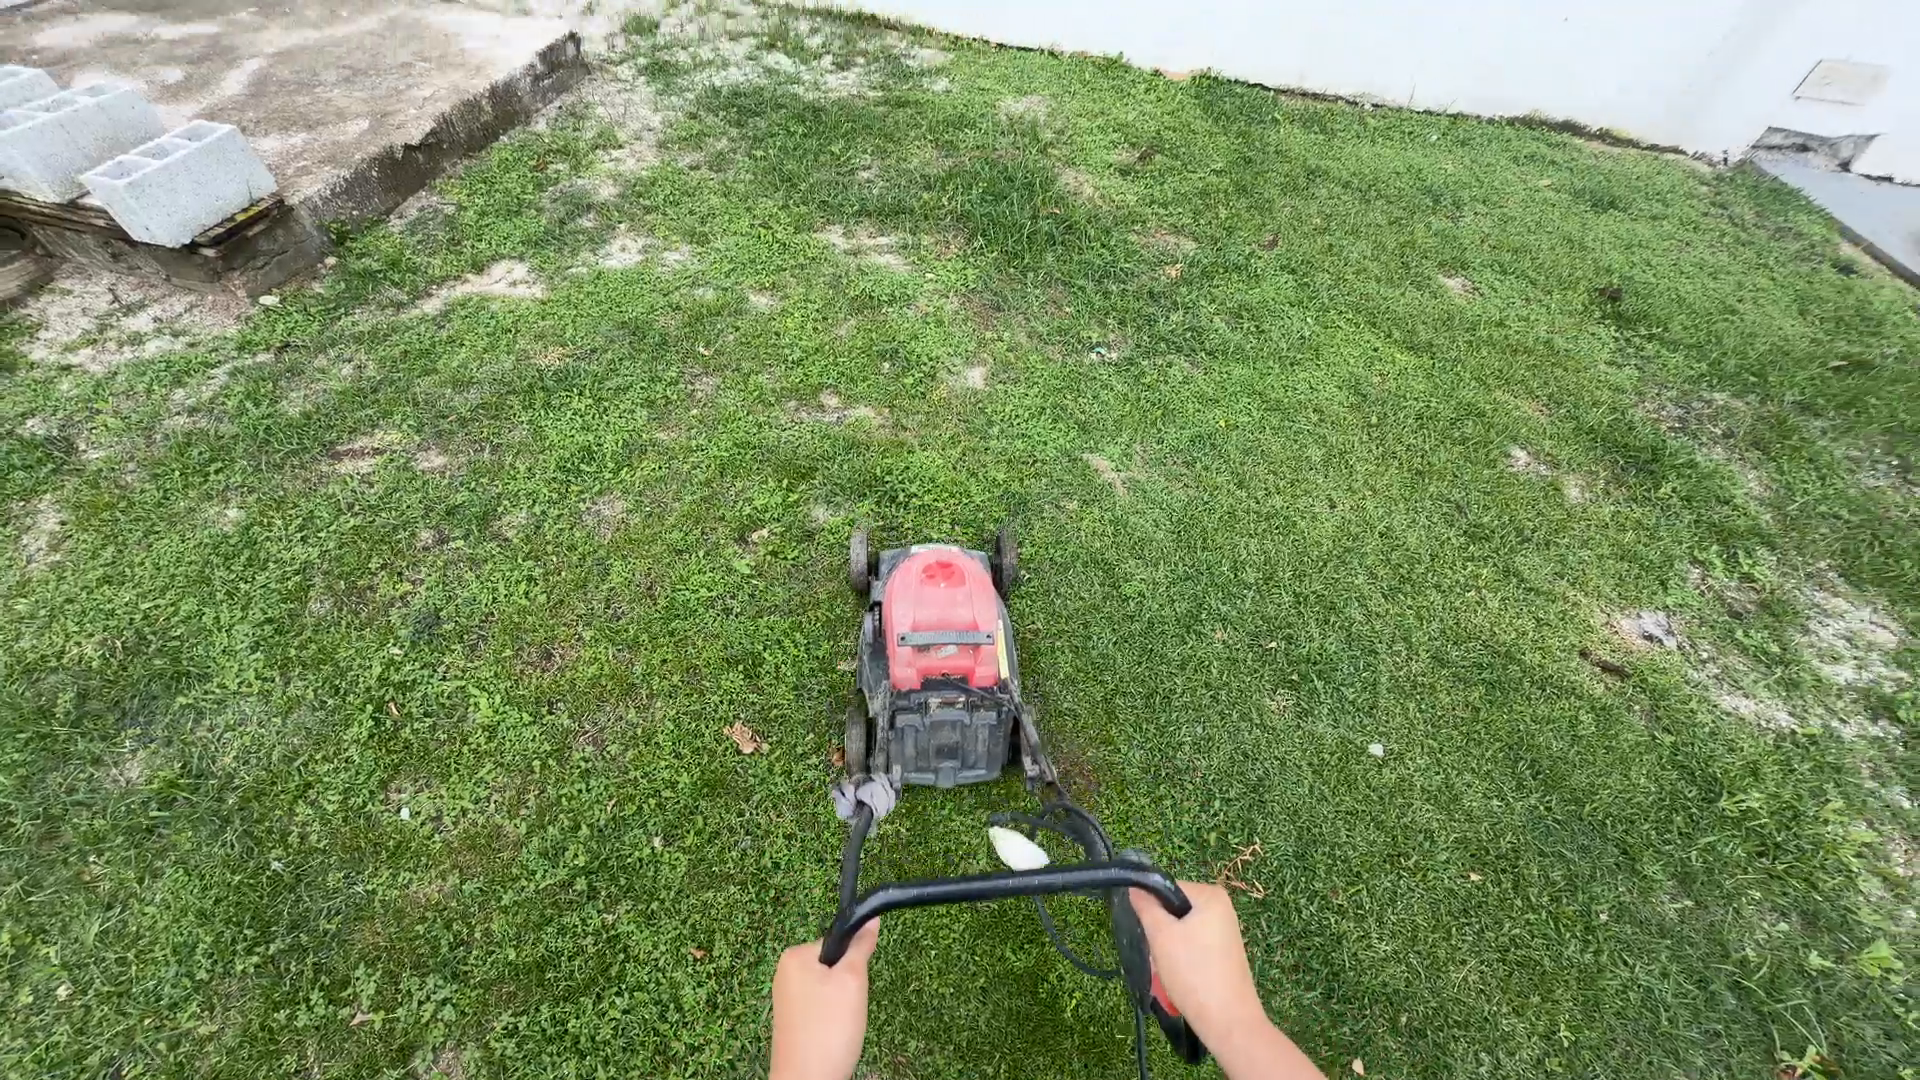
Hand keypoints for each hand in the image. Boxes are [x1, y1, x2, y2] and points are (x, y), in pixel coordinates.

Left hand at [769, 920, 878, 1079]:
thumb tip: (871, 919)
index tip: (855, 985)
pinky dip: (831, 1018)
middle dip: (846, 984)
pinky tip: (833, 1034)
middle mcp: (784, 973)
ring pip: (828, 988)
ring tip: (841, 1023)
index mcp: (794, 955)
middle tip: (848, 1007)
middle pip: (832, 965)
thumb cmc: (829, 1027)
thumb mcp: (853, 980)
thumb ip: (862, 946)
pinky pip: (820, 1007)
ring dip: (841, 1003)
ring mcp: (786, 999)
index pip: (836, 943)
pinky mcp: (790, 1022)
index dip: (852, 962)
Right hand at [1129, 884, 1325, 1079]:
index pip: (1168, 889)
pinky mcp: (1225, 953)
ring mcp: (1225, 932)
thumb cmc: (1193, 973)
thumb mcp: (1161, 935)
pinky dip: (1182, 959)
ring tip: (1167, 971)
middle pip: (1175, 910)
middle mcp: (1222, 908)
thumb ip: (1145, 906)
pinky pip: (1194, 945)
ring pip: (1182, 931)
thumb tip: (1135, 887)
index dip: (1152, 908)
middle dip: (1161, 933)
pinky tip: (1179, 979)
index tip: (1148, 933)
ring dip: (1168, 949)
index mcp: (1211, 895)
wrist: (1229, 1024)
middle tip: (1158, 956)